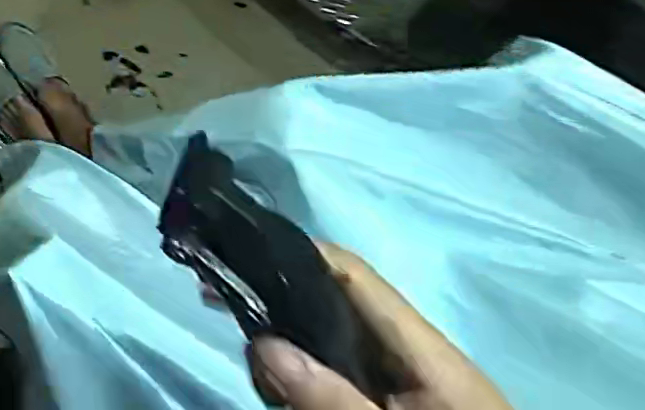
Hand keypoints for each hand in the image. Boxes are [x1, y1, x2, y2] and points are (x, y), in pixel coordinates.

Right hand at [249, 245, 511, 409]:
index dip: (292, 250)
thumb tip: (261, 342)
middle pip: (328, 300)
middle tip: (220, 311)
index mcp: (425, 350)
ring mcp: (407, 384)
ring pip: (325, 340)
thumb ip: (332, 402)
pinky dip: (307, 380)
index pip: (348, 269)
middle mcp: (413, 354)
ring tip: (263, 383)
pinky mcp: (397, 407)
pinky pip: (339, 375)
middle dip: (275, 307)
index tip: (235, 255)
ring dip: (285, 353)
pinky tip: (285, 399)